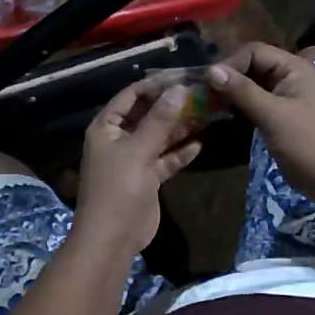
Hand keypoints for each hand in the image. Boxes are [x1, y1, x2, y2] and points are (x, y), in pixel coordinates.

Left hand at [74, 81, 202, 254]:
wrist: (113, 237)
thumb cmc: (118, 188)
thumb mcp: (138, 150)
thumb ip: (160, 120)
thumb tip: (179, 90)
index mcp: (107, 127)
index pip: (131, 96)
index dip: (156, 85)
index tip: (184, 77)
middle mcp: (119, 139)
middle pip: (148, 115)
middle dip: (173, 106)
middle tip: (202, 94)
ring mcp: (134, 159)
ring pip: (160, 136)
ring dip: (180, 127)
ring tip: (208, 114)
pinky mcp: (148, 177)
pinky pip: (166, 158)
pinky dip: (181, 152)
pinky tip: (201, 142)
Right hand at [207, 43, 314, 197]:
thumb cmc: (307, 143)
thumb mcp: (272, 115)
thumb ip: (242, 91)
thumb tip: (211, 70)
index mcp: (295, 68)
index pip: (255, 51)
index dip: (230, 63)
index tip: (207, 82)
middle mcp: (291, 76)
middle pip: (253, 65)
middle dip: (229, 76)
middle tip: (204, 93)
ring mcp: (288, 96)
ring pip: (253, 85)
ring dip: (232, 91)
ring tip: (209, 103)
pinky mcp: (283, 115)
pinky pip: (257, 102)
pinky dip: (241, 105)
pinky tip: (224, 114)